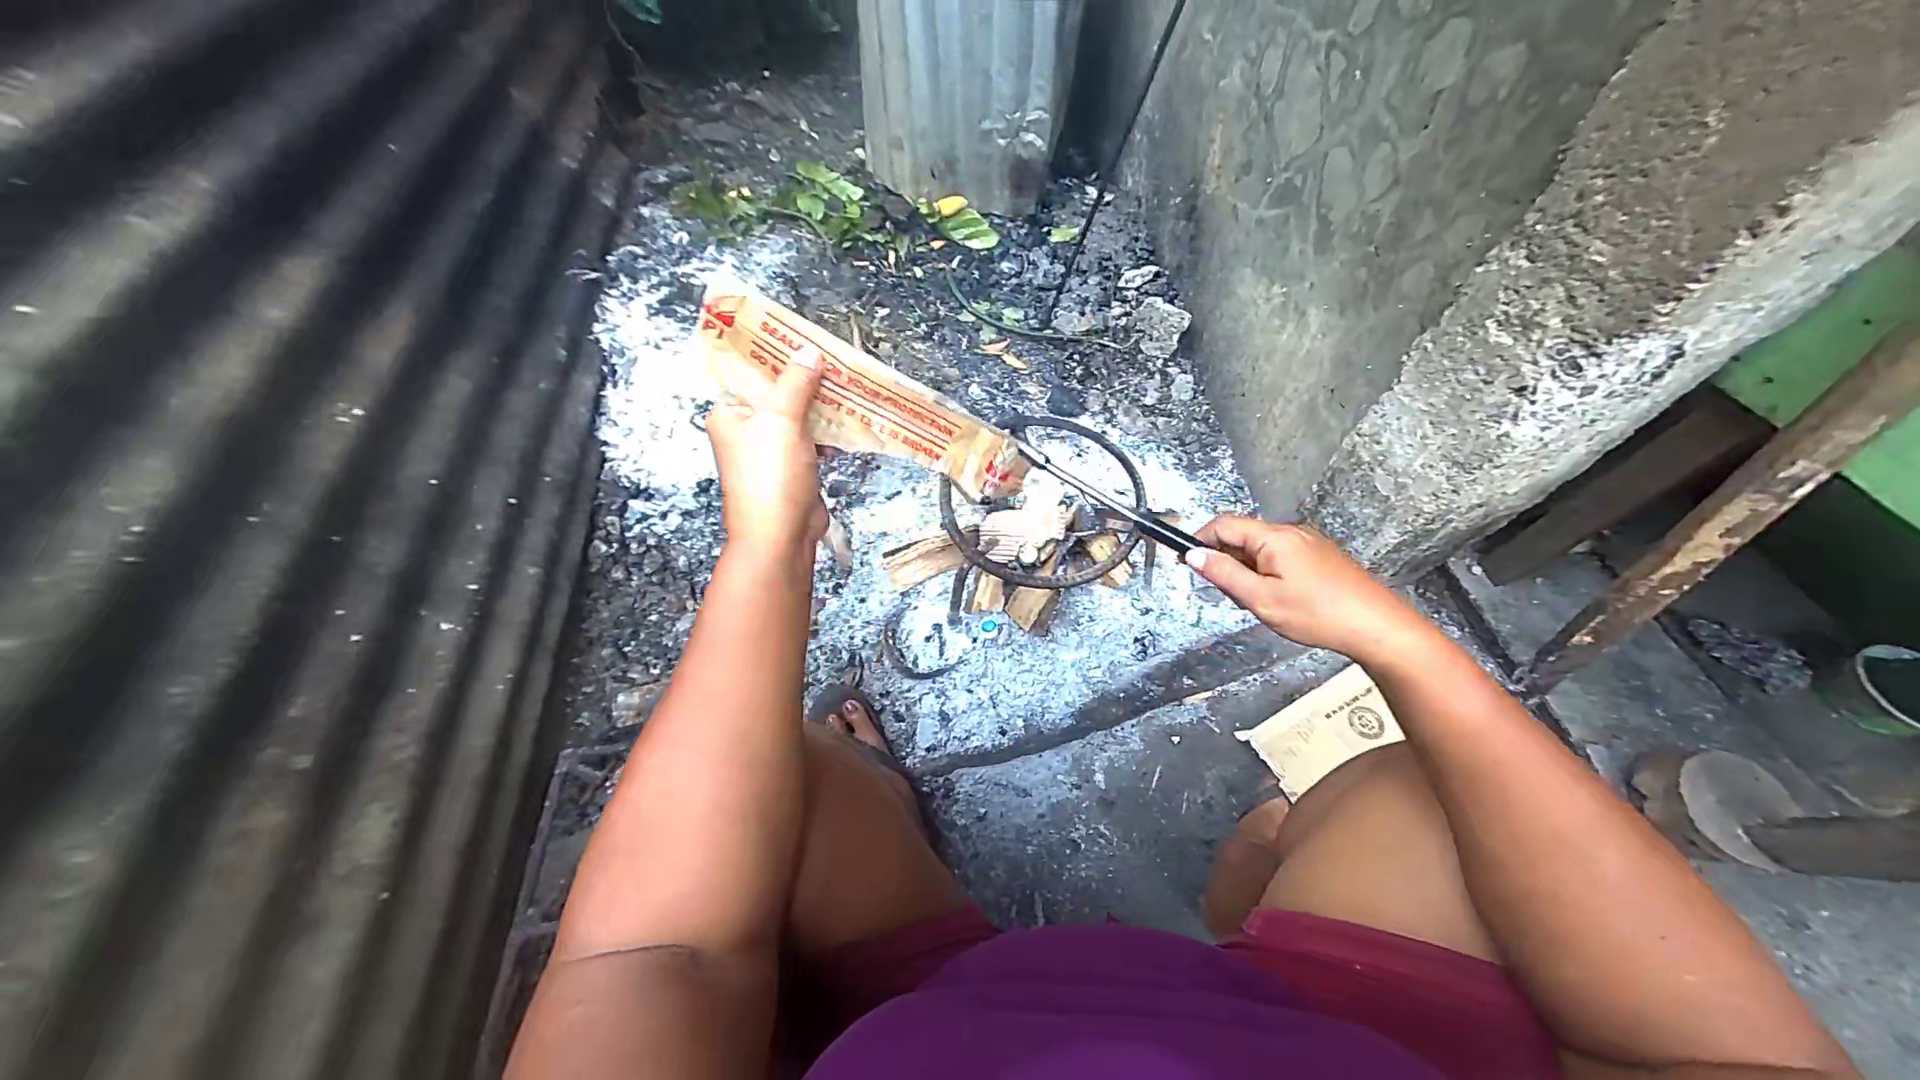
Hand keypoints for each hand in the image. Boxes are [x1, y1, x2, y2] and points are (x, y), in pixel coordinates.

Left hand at [707, 346, 828, 559]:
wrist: (781, 537)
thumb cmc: (769, 481)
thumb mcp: (782, 420)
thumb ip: (796, 384)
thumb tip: (808, 354)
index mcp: (729, 414)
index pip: (749, 373)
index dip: (775, 355)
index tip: (801, 339)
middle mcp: (747, 430)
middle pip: (778, 393)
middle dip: (806, 381)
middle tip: (831, 361)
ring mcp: (771, 450)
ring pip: (799, 417)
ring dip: (821, 408)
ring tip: (845, 389)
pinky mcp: (793, 467)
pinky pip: (812, 440)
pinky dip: (828, 434)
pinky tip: (845, 426)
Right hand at [1183, 515, 1431, 659]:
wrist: (1379, 628)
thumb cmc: (1320, 615)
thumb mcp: (1262, 600)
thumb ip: (1224, 575)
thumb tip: (1193, 554)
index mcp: (1275, 538)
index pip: (1223, 524)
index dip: (1199, 540)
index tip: (1187, 563)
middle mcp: (1291, 533)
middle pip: (1241, 535)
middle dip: (1225, 561)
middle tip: (1230, 594)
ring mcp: (1308, 544)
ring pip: (1260, 549)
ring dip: (1246, 570)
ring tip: (1258, 602)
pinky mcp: (1320, 557)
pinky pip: (1279, 557)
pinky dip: (1266, 573)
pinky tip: (1278, 599)